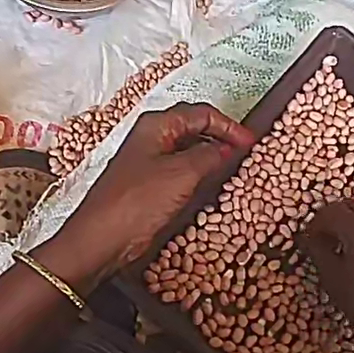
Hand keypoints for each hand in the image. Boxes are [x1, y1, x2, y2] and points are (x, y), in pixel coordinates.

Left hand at [42, 104, 253, 288]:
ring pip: (188, 151)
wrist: (103, 238)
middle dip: (221, 138)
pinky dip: (199, 174)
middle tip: (245, 154)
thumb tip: (228, 149)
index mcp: (157, 126)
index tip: (251, 143)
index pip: (201, 113)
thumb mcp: (182, 173)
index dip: (229, 125)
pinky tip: (210, 186)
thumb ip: (210, 156)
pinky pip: (180, 172)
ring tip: (233, 170)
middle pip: (194, 128)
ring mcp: (149, 162)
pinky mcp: (149, 185)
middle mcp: (152, 139)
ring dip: (211, 157)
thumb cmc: (138, 201)